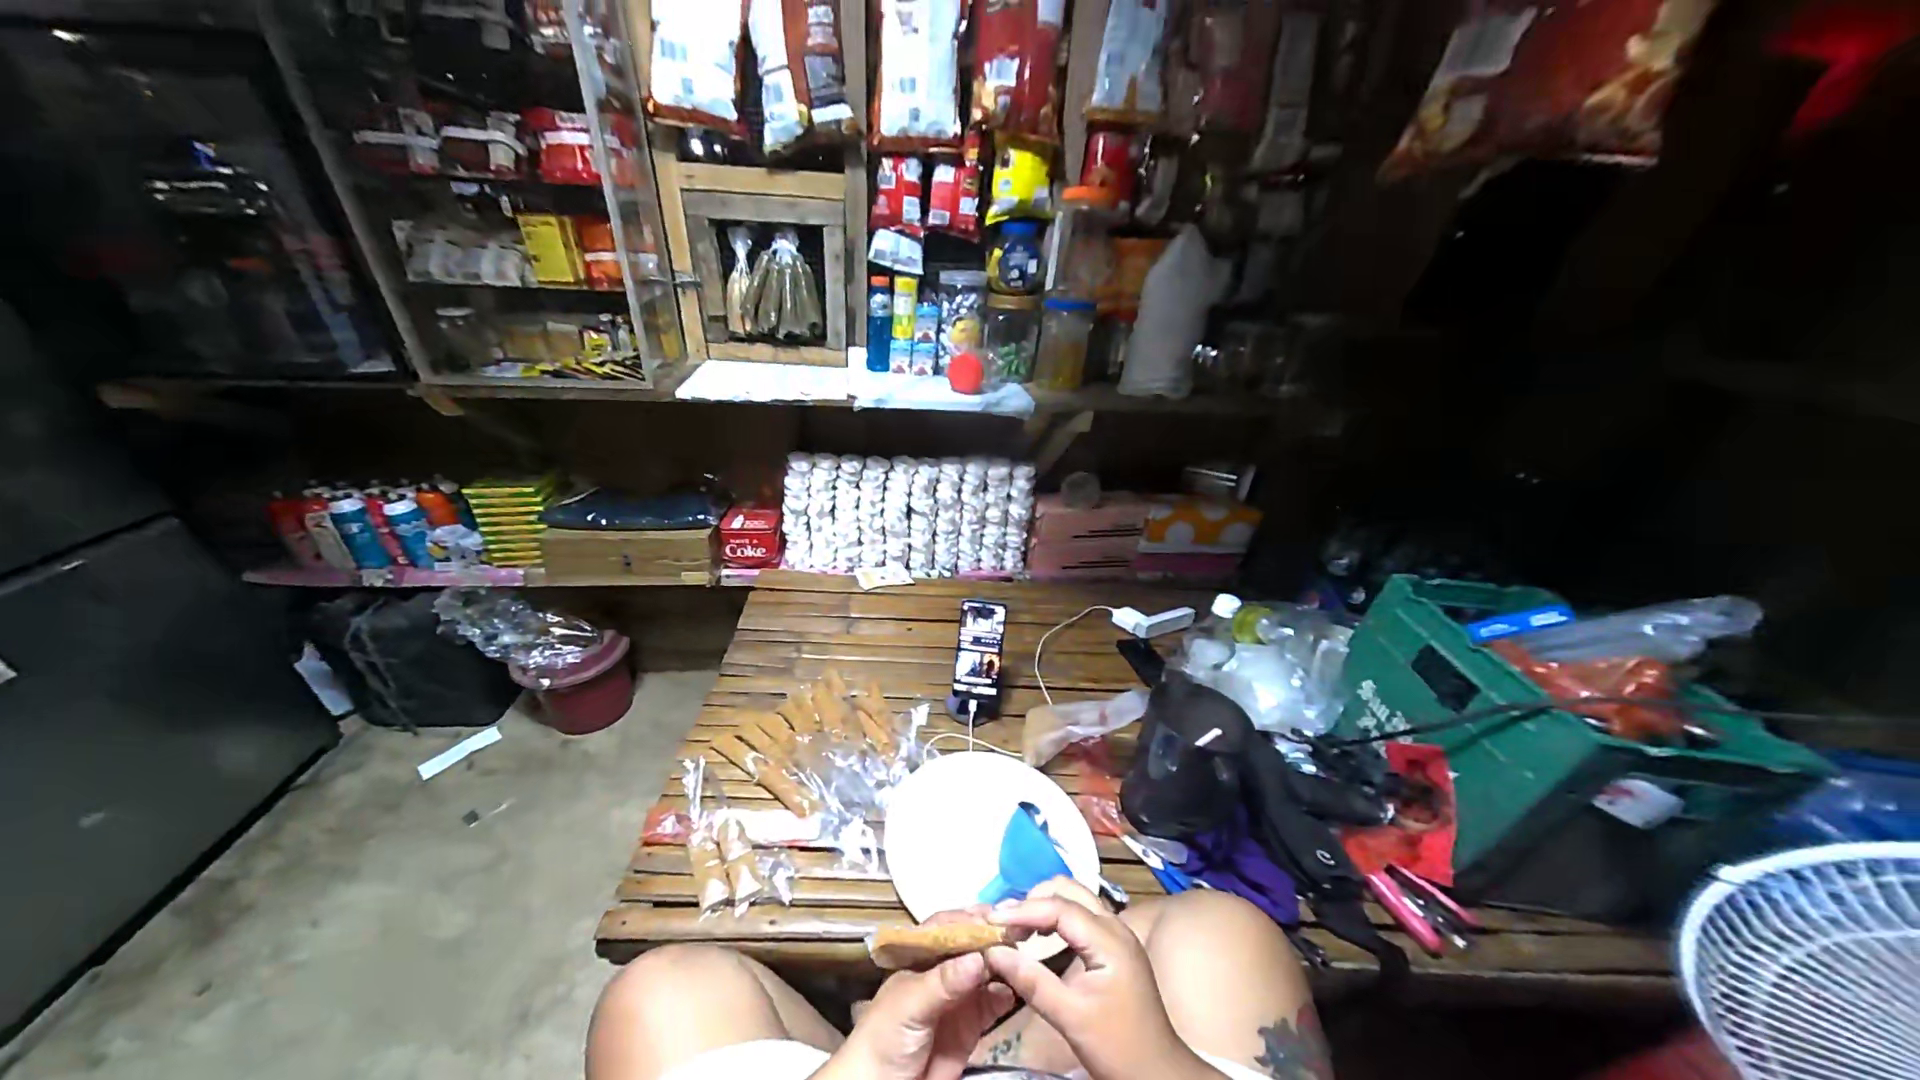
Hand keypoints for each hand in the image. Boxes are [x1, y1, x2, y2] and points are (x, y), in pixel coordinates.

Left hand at [818, 911, 1014, 1079]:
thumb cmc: (884, 1037)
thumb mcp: (910, 1004)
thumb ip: (943, 982)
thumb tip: (979, 958)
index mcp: (922, 954)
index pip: (948, 927)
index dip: (971, 920)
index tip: (996, 917)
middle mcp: (943, 968)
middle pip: (972, 944)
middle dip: (994, 937)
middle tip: (1019, 933)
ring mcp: (960, 995)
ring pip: (987, 970)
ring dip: (1005, 963)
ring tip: (1022, 960)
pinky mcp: (973, 1023)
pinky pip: (994, 1002)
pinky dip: (1007, 994)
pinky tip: (1016, 990)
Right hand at [985, 878, 1214, 1079]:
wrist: (1159, 1074)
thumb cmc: (1118, 1047)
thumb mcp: (1070, 1018)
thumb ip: (1031, 982)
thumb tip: (994, 952)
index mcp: (1109, 940)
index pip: (1059, 907)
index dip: (1023, 910)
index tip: (992, 920)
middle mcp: (1115, 926)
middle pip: (1069, 890)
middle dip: (1033, 900)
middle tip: (1004, 923)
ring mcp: (1118, 933)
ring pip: (1076, 898)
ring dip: (1045, 904)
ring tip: (1017, 927)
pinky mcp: (1115, 945)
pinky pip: (1081, 914)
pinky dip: (1056, 916)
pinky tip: (1040, 934)